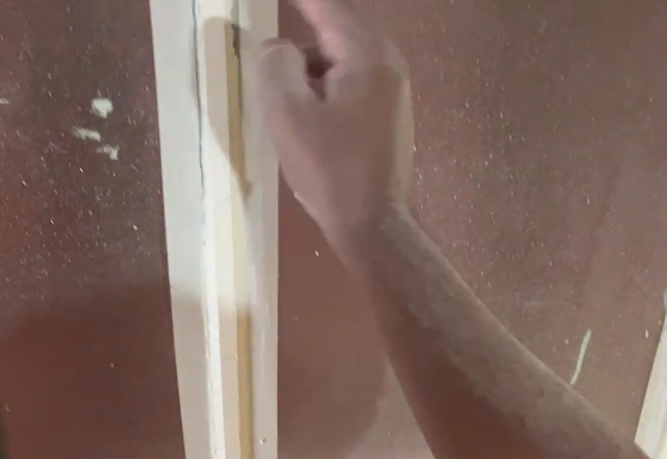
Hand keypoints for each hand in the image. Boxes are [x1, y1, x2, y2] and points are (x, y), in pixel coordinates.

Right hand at [258, 0, 414, 265]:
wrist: (373, 228)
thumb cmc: (330, 172)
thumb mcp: (289, 115)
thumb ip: (276, 66)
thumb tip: (278, 49)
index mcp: (365, 53)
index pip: (323, 4)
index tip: (272, 0)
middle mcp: (387, 63)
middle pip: (332, 34)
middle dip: (299, 46)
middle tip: (272, 72)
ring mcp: (393, 93)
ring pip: (339, 65)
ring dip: (310, 77)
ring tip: (288, 109)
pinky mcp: (389, 120)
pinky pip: (351, 90)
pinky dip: (326, 96)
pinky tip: (311, 128)